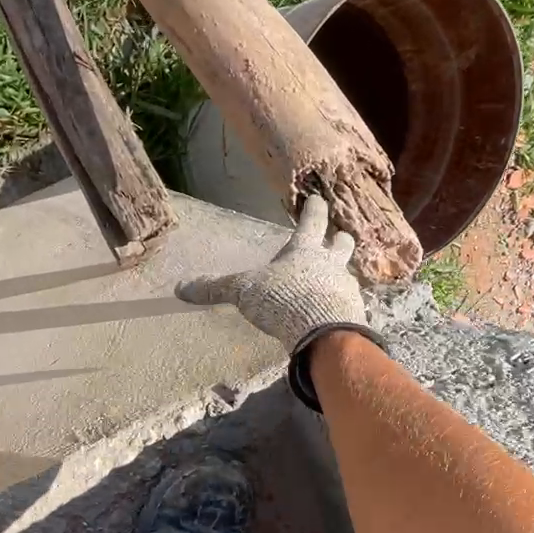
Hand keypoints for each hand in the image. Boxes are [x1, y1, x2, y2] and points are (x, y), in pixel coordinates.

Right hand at [177, 194, 365, 353]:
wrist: (323, 333)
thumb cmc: (284, 300)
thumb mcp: (244, 292)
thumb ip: (216, 289)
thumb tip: (181, 288)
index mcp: (304, 250)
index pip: (312, 221)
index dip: (313, 209)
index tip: (316, 199)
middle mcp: (329, 264)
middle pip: (342, 244)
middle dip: (339, 240)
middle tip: (337, 238)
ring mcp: (344, 288)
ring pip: (346, 273)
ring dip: (339, 275)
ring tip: (330, 283)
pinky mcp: (352, 312)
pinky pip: (347, 303)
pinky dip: (340, 305)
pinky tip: (331, 314)